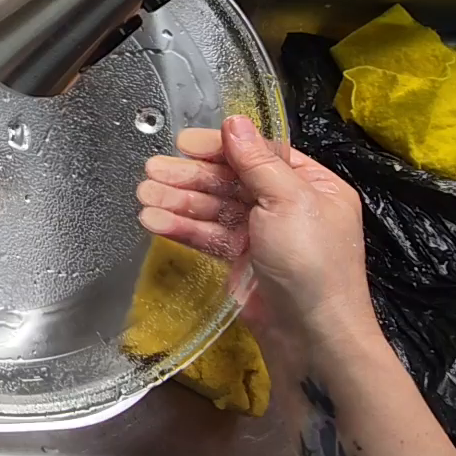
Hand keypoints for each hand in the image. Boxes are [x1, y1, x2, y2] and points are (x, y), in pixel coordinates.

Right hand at [135, 115, 376, 353]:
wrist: (312, 335)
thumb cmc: (311, 261)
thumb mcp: (289, 202)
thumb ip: (257, 161)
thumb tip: (235, 120)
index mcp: (310, 186)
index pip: (257, 155)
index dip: (219, 148)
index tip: (184, 144)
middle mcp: (284, 205)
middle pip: (227, 180)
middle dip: (188, 176)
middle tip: (151, 171)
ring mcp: (259, 232)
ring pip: (210, 207)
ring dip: (176, 200)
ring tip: (143, 196)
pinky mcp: (238, 257)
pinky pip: (205, 233)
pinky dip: (180, 226)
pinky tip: (152, 221)